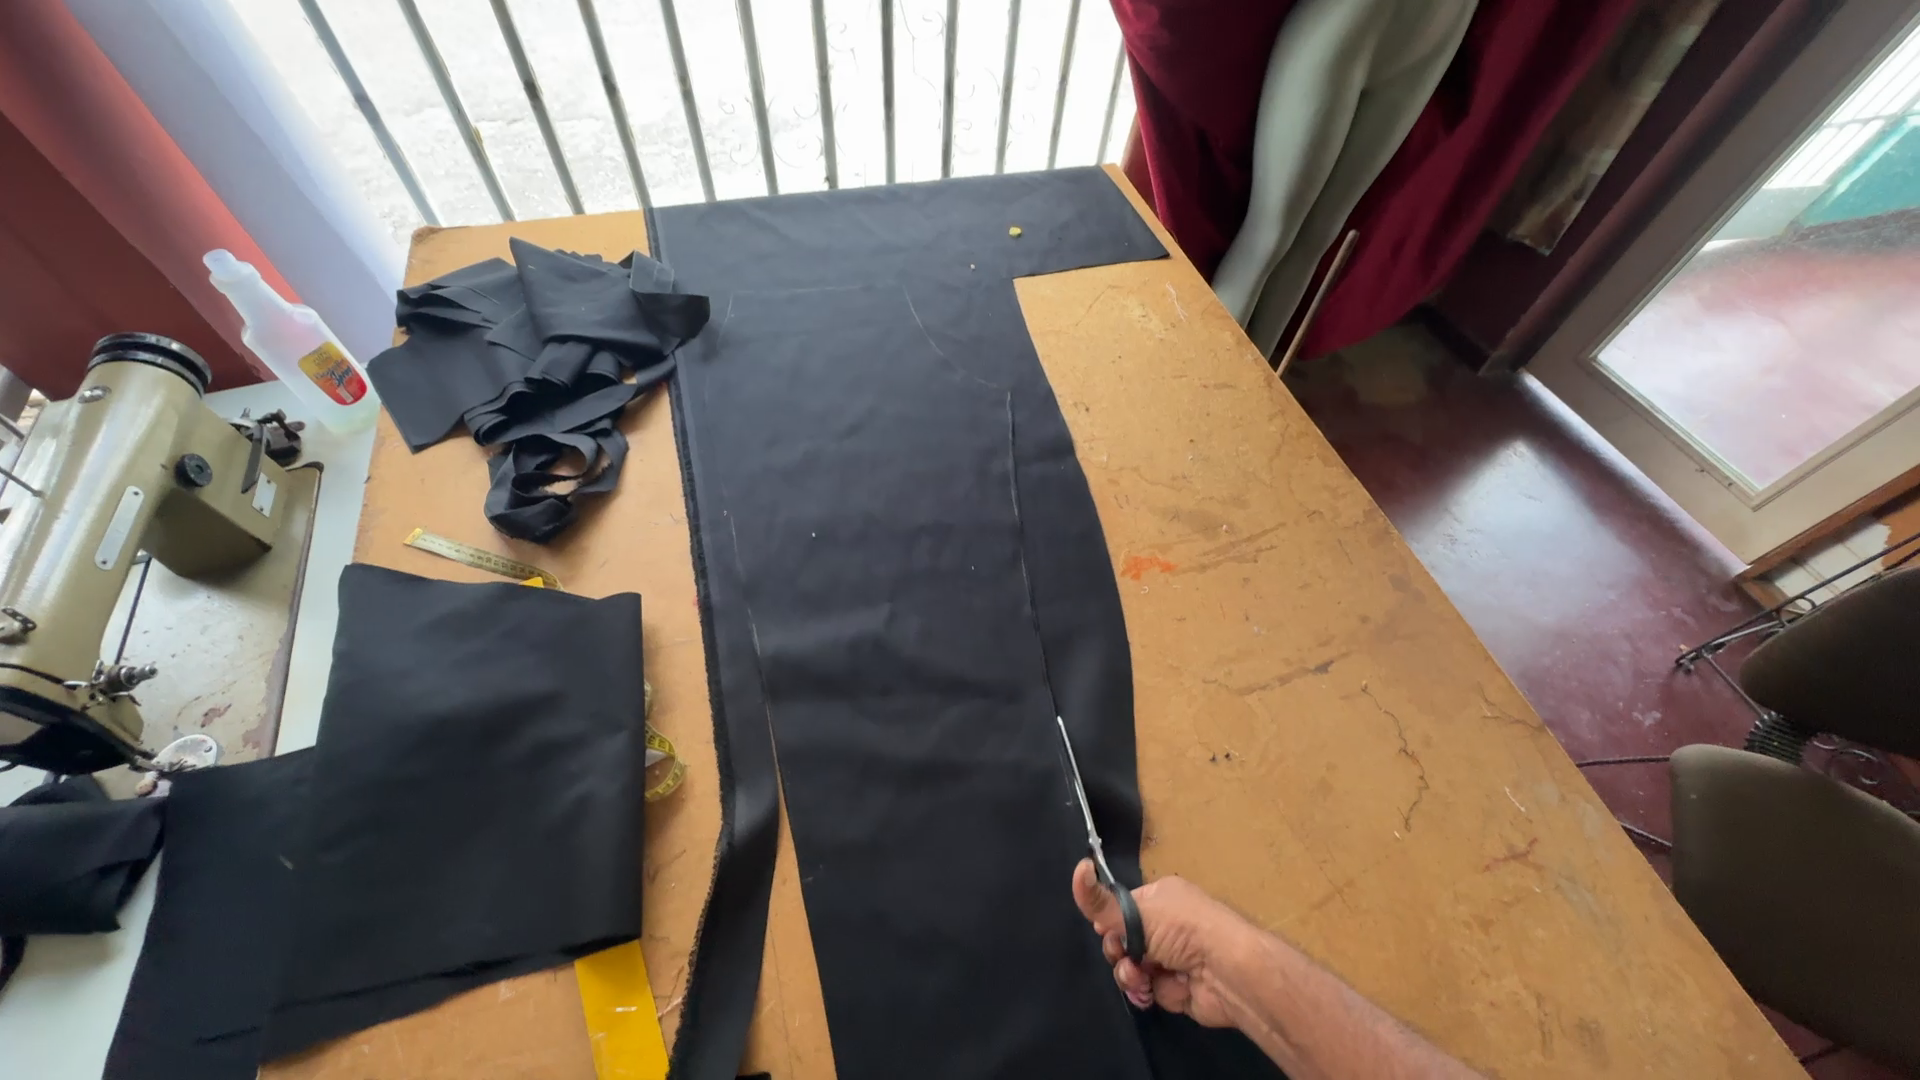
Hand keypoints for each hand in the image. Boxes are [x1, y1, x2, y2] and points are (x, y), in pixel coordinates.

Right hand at [1072, 859, 1246, 1026]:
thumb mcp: (1137, 911)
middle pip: (1123, 940)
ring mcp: (1171, 958)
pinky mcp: (1175, 989)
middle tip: (1124, 955)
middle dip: (1118, 951)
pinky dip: (1145, 991)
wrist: (1226, 972)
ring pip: (1131, 966)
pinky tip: (1149, 991)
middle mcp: (1166, 926)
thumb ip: (1101, 901)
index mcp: (1160, 899)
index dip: (1109, 921)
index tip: (1104, 930)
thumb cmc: (1183, 929)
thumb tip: (1078, 870)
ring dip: (1129, 973)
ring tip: (1141, 978)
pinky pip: (1146, 989)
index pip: (1122, 908)